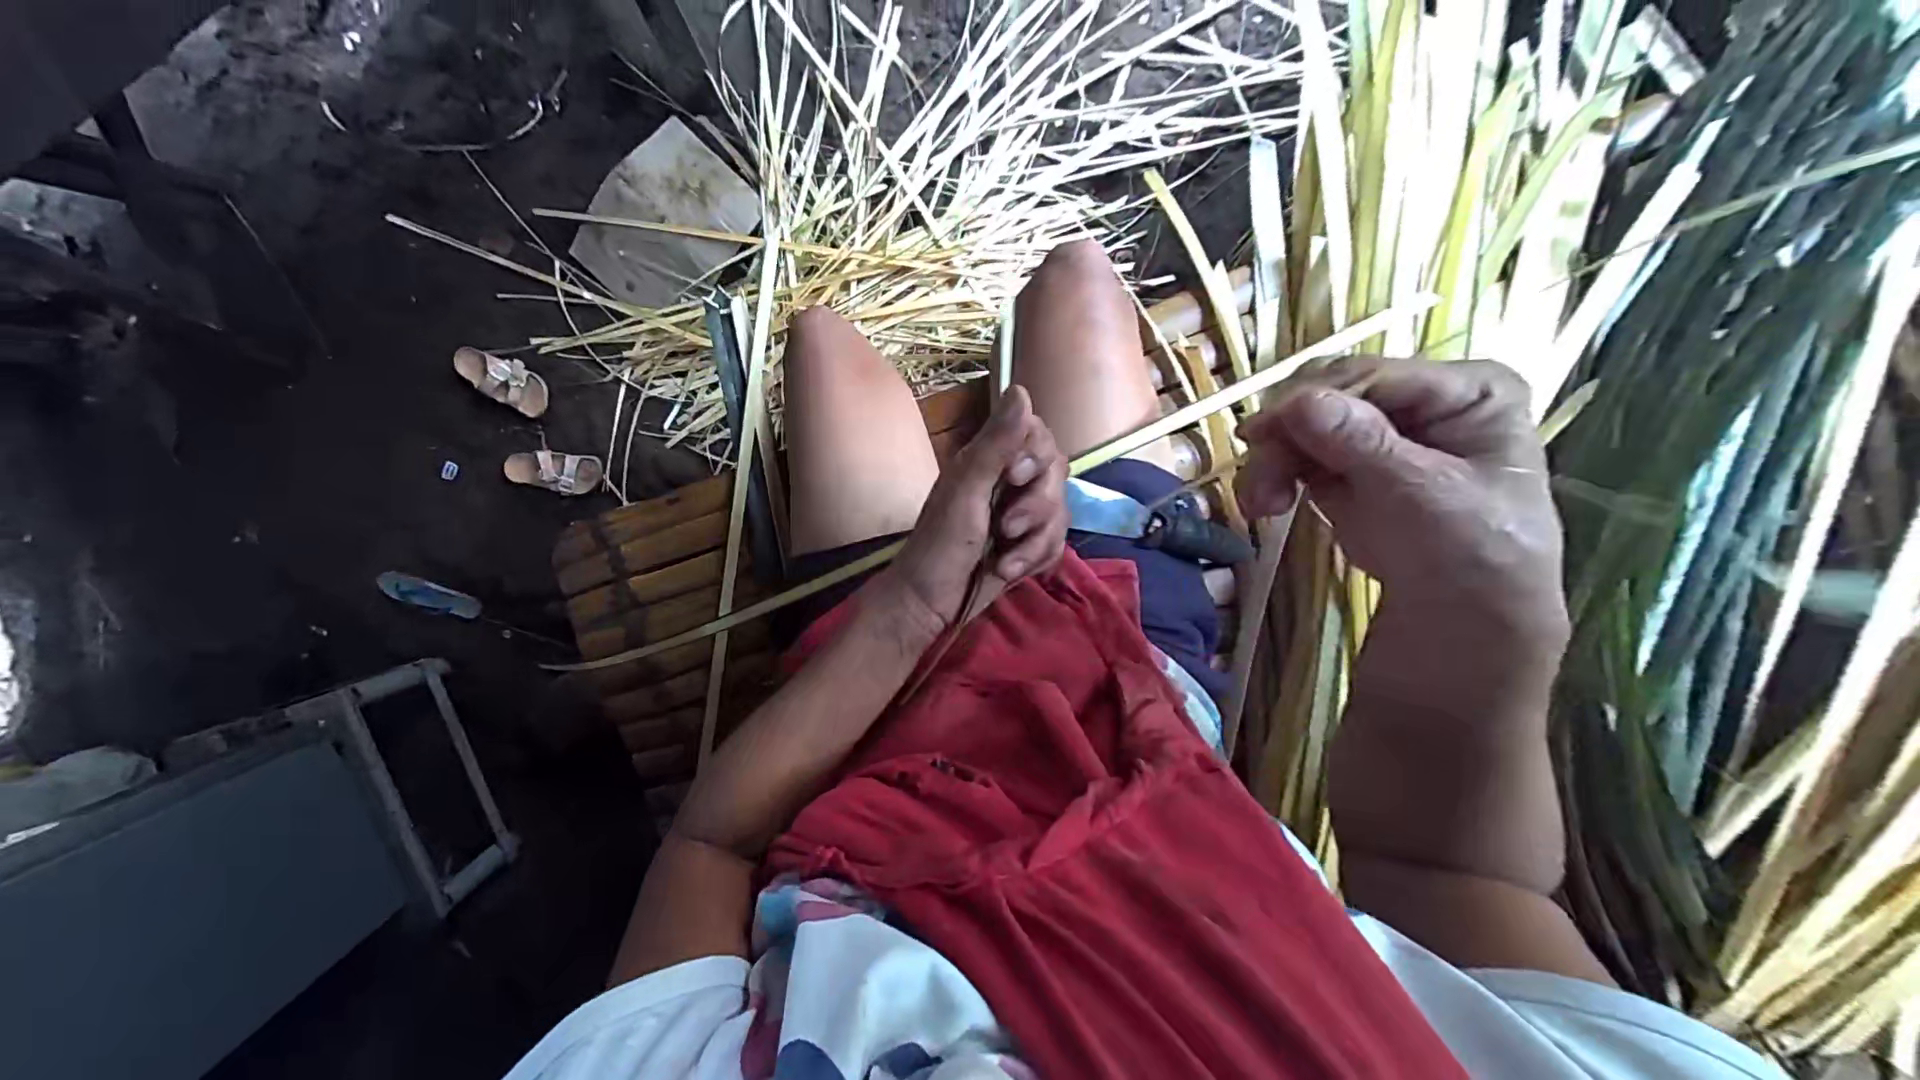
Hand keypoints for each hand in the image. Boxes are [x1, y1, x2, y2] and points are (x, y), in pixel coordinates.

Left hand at [876, 384, 1068, 638]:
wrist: (931, 604)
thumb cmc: (939, 544)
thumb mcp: (966, 490)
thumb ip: (995, 444)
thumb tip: (1020, 389)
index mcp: (988, 460)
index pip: (1038, 434)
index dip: (1036, 455)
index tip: (1013, 476)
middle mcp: (1009, 481)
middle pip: (1057, 473)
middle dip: (1037, 507)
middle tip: (1005, 527)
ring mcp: (1022, 514)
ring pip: (1061, 512)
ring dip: (1033, 541)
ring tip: (1001, 559)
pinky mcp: (1030, 545)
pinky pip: (1057, 542)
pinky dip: (1034, 560)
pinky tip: (1008, 571)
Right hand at [1236, 358, 1565, 638]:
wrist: (1459, 617)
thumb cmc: (1470, 553)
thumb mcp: (1424, 495)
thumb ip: (1363, 444)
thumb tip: (1301, 401)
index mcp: (1467, 389)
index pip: (1376, 377)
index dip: (1316, 400)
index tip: (1262, 431)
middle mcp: (1420, 398)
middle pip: (1331, 395)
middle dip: (1287, 434)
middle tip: (1257, 477)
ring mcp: (1378, 429)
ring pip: (1302, 423)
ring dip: (1271, 460)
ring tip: (1258, 505)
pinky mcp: (1344, 460)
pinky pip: (1294, 452)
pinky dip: (1272, 474)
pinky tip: (1264, 504)